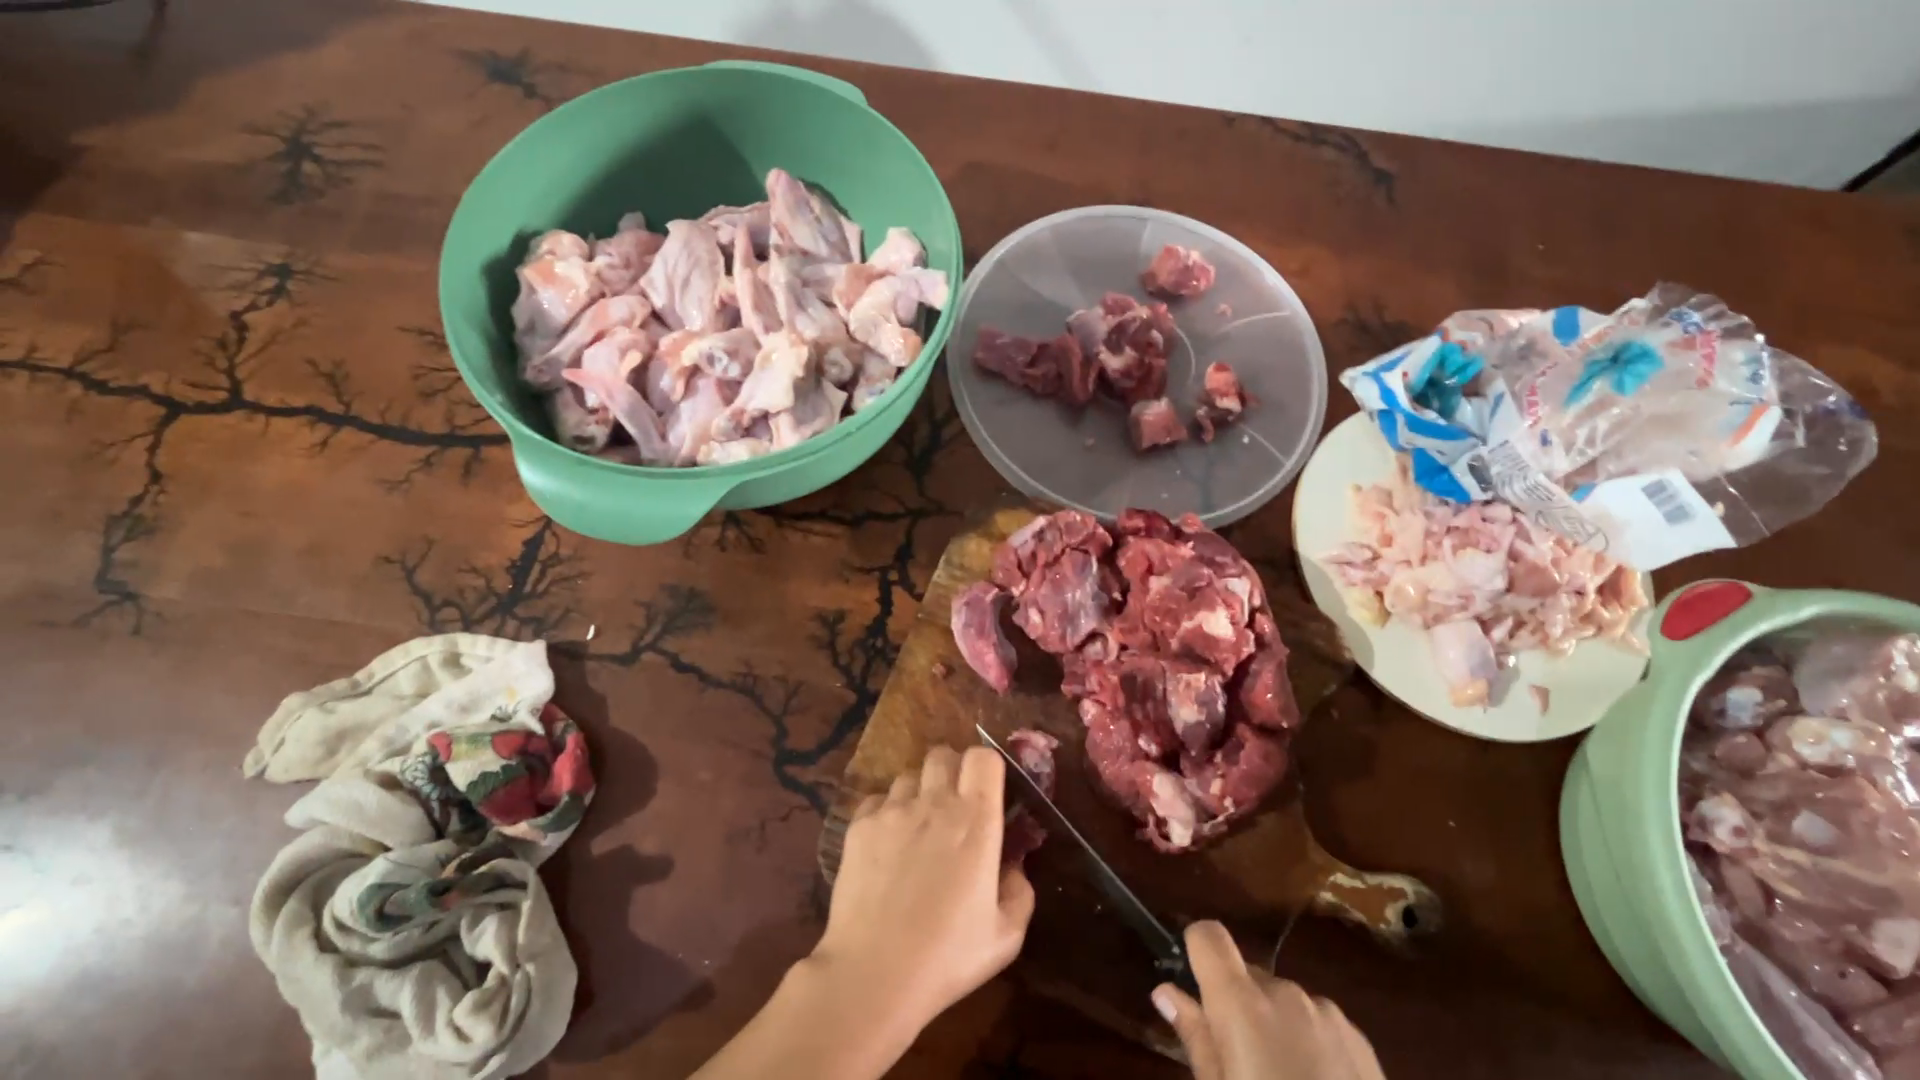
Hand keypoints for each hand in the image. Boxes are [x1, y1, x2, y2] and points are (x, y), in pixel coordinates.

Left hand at [811, 745, 1035, 1034]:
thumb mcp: (1006, 935)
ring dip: (918, 793)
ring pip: (908, 776)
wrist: (874, 972)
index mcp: (976, 821)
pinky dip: (886, 812)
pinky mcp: (858, 826)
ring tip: (917, 829)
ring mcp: (892, 811)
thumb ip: (1019, 891)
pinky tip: (886, 845)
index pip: (983, 758)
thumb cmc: (948, 955)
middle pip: (943, 755)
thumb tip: (1013, 866)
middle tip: (953, 806)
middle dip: (951, 771)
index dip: (987, 768)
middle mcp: (934, 804)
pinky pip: (876, 800)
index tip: (988, 792)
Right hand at [1154, 921, 1383, 1079]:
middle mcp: (1285, 993)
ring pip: (1282, 1001)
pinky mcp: (1359, 1038)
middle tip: (1235, 1058)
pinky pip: (1317, 1021)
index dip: (1196, 949)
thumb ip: (1195, 1036)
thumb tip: (1167, 992)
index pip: (1209, 937)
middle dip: (1236, 1004)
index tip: (1192, 984)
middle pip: (1247, 974)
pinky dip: (1307, 1041)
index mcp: (1242, 1003)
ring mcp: (1327, 1013)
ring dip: (1273, 1025)